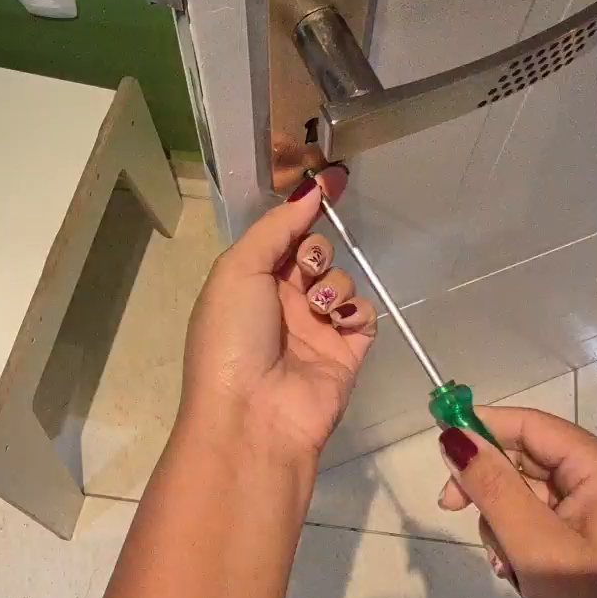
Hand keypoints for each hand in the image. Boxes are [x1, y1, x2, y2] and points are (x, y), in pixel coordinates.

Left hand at [179, 168, 377, 486]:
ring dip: (334, 282)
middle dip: (315, 250)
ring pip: (341, 279)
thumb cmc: (233, 337)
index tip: (331, 182)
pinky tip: (340, 320)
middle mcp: (281, 302)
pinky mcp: (346, 351)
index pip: (281, 236)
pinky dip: (356, 309)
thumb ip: (275, 228)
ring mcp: (316, 327)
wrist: (254, 415)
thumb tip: (310, 191)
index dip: (303, 210)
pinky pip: (363, 313)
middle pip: (314, 253)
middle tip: (305, 269)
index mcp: (248, 281)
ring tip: (319, 307)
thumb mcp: (238, 270)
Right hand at [435, 409, 596, 597]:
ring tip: (506, 565)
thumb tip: (452, 436)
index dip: (481, 427)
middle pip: (528, 458)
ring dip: (504, 521)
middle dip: (490, 485)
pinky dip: (521, 541)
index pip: (530, 425)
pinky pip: (544, 522)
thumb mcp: (536, 547)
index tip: (436, 445)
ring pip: (529, 493)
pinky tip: (518, 574)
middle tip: (451, 510)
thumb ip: (492, 487)